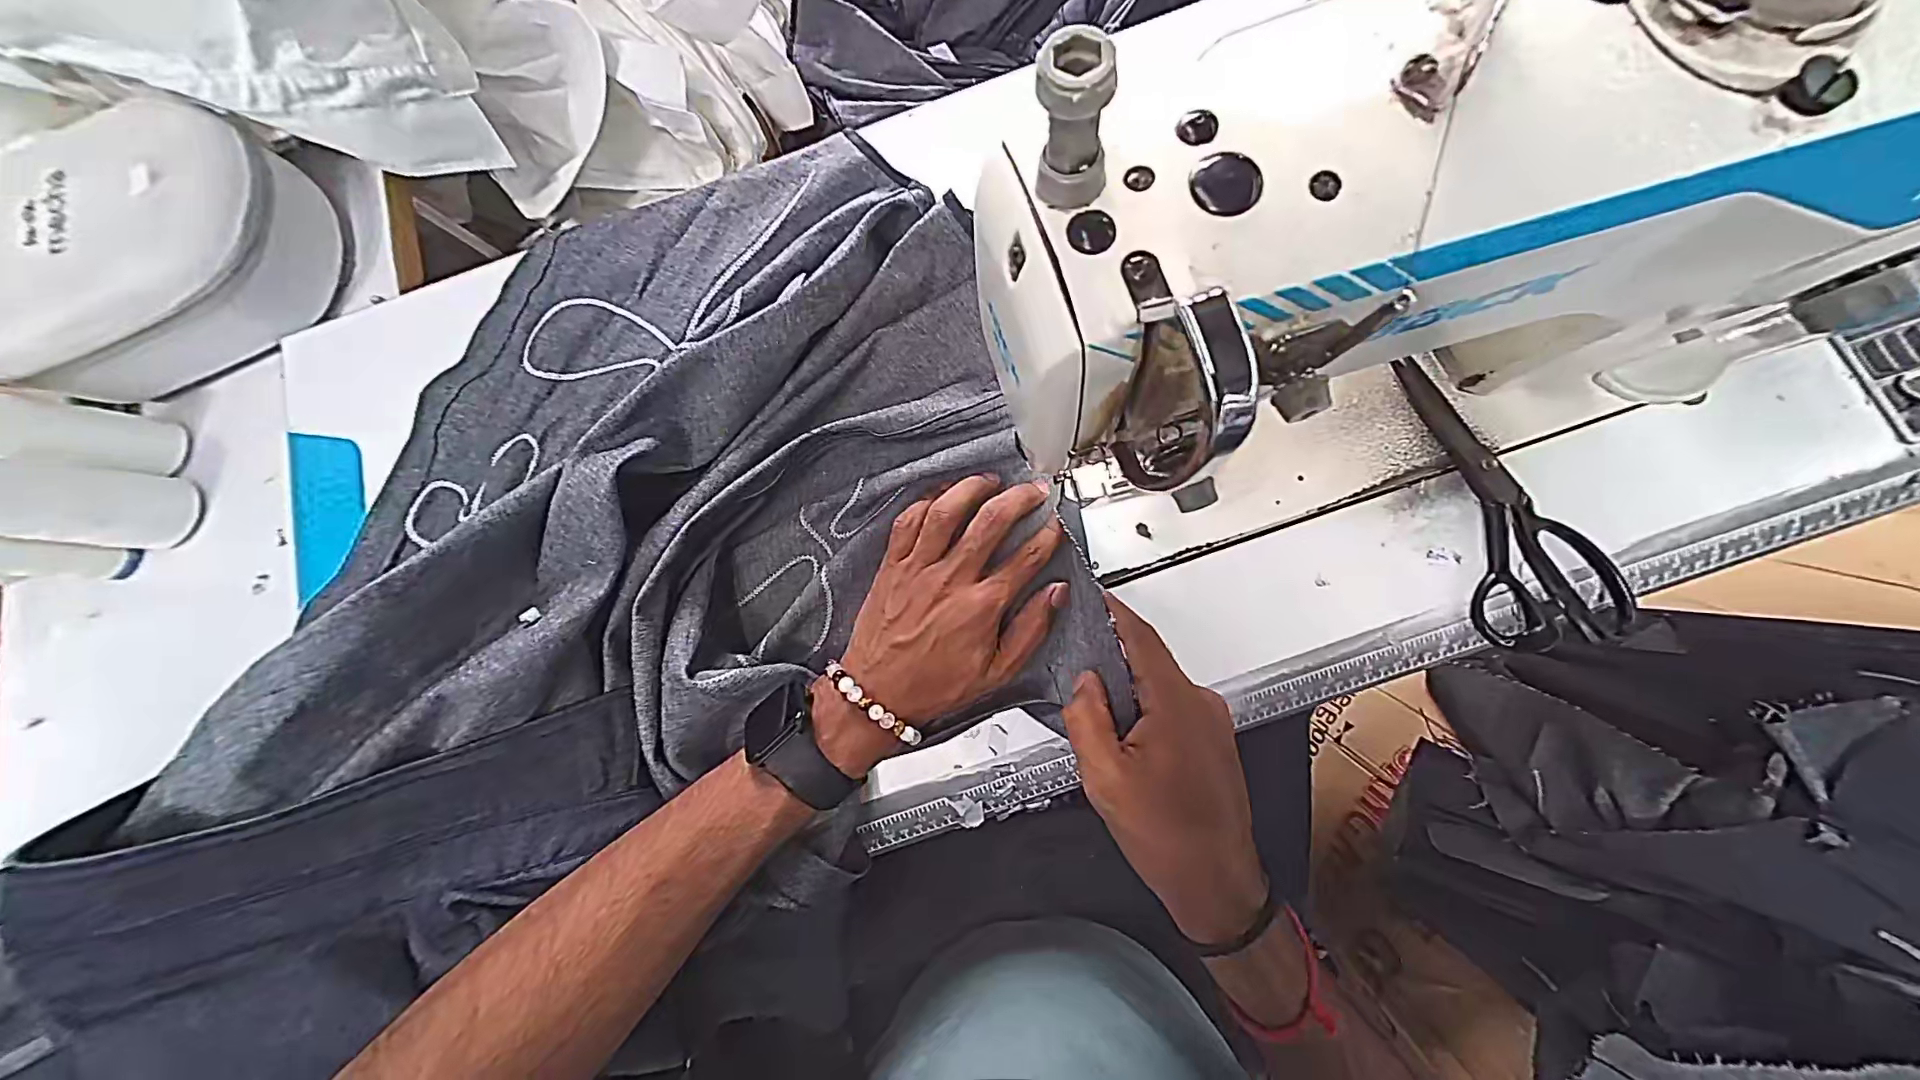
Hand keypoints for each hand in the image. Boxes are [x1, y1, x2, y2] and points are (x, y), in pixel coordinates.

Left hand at [814, 475, 1067, 777]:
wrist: (879, 694)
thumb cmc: (933, 685)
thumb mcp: (996, 672)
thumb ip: (1031, 629)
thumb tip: (1054, 594)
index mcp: (981, 607)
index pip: (1025, 558)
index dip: (1047, 535)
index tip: (1054, 525)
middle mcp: (950, 581)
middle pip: (990, 522)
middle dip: (1018, 498)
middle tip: (1032, 490)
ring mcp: (918, 569)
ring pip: (946, 512)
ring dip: (971, 488)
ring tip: (989, 480)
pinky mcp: (892, 566)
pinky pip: (907, 522)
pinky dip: (925, 502)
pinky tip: (941, 496)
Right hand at [1062, 594, 1265, 943]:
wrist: (1217, 883)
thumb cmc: (1170, 839)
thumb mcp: (1104, 777)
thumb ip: (1087, 718)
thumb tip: (1083, 683)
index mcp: (1175, 705)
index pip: (1141, 637)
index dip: (1115, 612)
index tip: (1096, 595)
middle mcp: (1201, 705)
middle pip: (1149, 661)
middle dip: (1113, 662)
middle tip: (1081, 678)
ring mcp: (1212, 721)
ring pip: (1159, 686)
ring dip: (1129, 692)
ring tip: (1105, 728)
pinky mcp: (1214, 738)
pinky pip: (1173, 706)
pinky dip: (1147, 710)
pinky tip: (1130, 743)